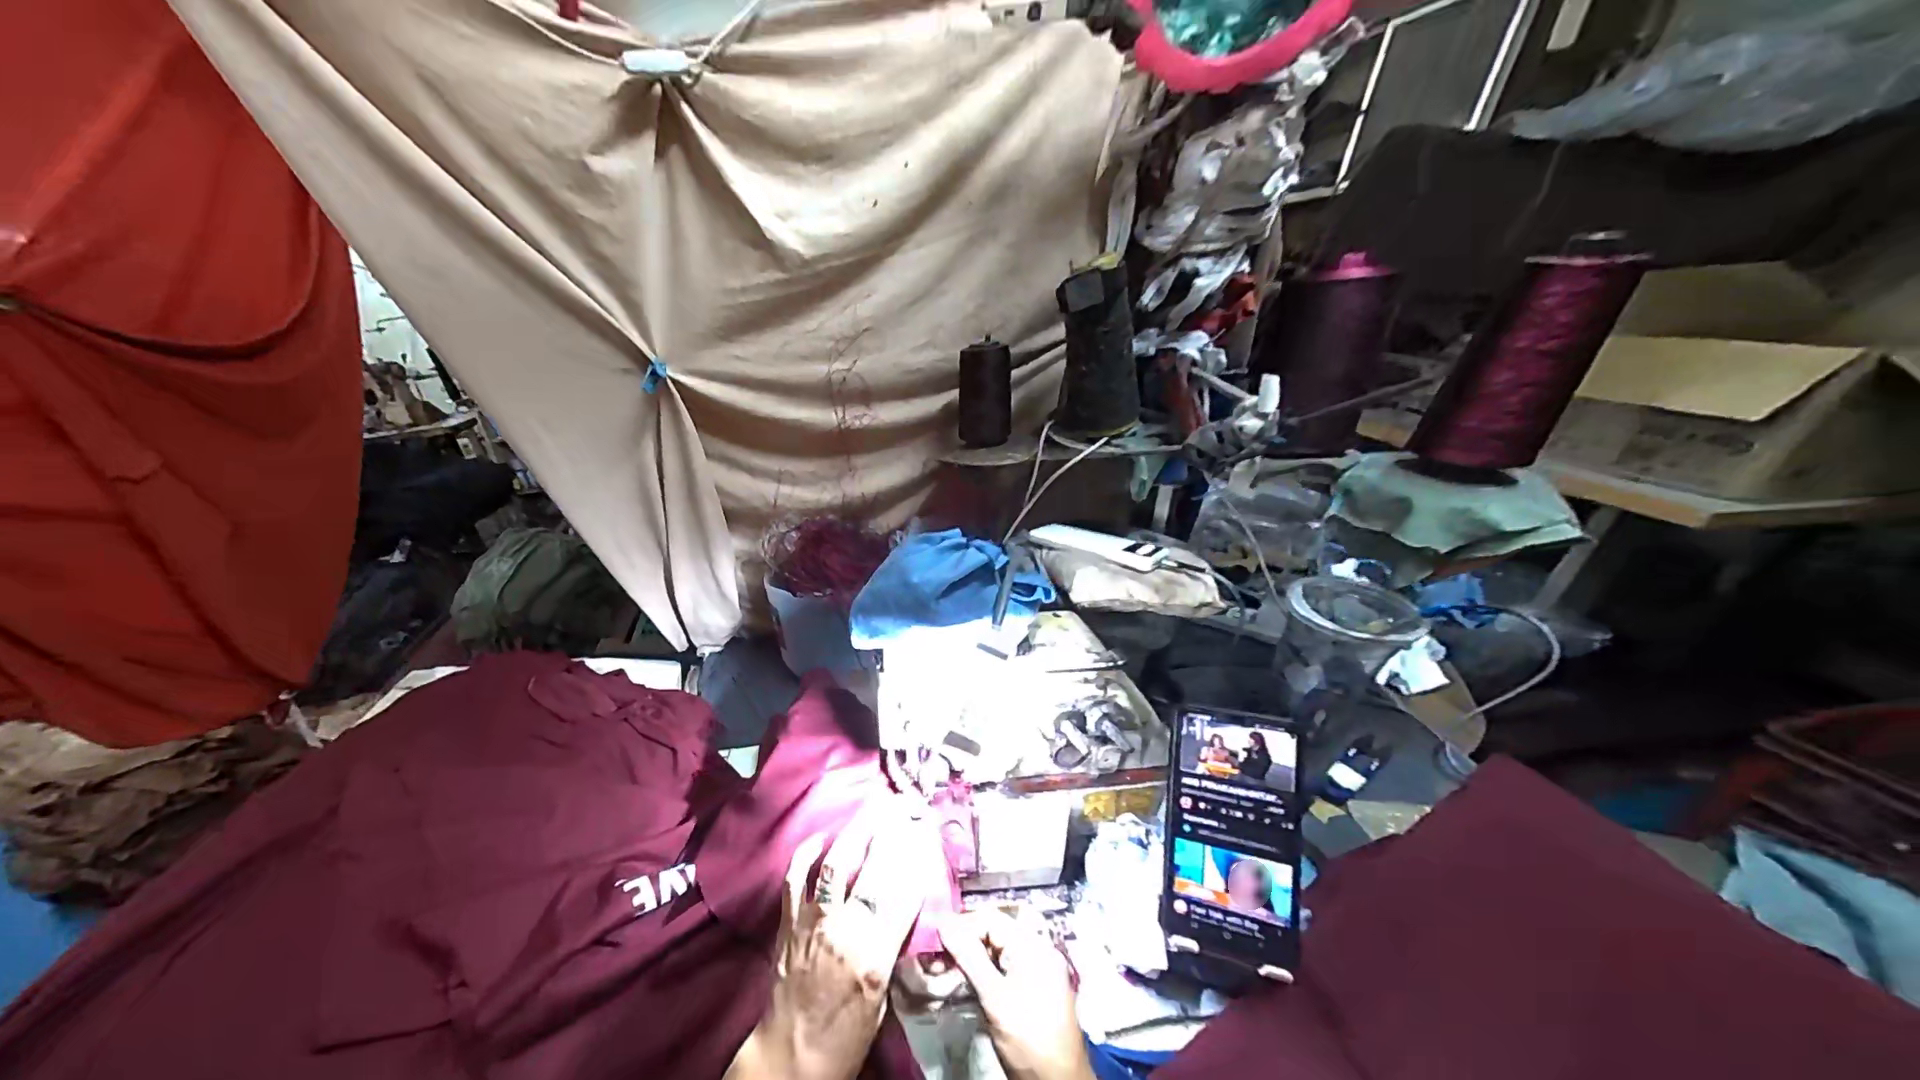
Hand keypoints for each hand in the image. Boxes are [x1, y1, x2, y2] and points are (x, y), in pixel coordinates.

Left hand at [729, 806, 927, 1079]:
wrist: (789, 1057)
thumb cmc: (845, 1035)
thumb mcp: (883, 995)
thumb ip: (893, 946)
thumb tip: (908, 904)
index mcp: (874, 957)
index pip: (903, 896)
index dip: (916, 860)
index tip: (925, 832)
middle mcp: (844, 933)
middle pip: (872, 871)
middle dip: (890, 834)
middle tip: (902, 807)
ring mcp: (812, 923)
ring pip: (834, 866)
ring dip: (854, 833)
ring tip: (870, 809)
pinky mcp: (788, 922)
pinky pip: (795, 877)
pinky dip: (807, 853)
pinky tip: (822, 837)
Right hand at [940, 910, 1093, 1079]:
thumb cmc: (1028, 1039)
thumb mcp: (994, 997)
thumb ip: (969, 956)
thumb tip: (942, 922)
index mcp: (1034, 945)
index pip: (991, 919)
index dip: (961, 927)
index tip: (934, 943)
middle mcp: (1038, 949)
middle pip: (995, 932)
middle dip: (965, 942)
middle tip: (937, 960)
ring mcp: (1039, 968)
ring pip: (998, 950)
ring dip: (972, 958)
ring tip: (947, 971)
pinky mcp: (1035, 987)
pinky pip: (1006, 966)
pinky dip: (986, 971)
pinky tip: (968, 983)